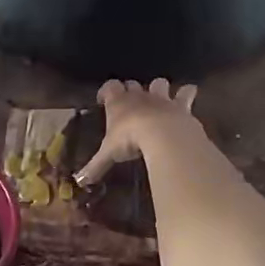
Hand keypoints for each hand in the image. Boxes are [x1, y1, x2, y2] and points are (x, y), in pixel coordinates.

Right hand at [74, 78, 198, 186]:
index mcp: (118, 103)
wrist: (162, 134)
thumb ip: (94, 166)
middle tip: (129, 103)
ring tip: (159, 98)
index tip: (103, 100)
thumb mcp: (108, 154)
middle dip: (131, 90)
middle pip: (133, 84)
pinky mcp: (181, 105)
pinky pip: (186, 92)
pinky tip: (186, 97)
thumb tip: (77, 182)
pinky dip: (186, 94)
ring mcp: (161, 98)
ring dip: (158, 88)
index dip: (106, 91)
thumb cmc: (129, 140)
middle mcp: (139, 96)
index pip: (109, 87)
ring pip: (159, 83)